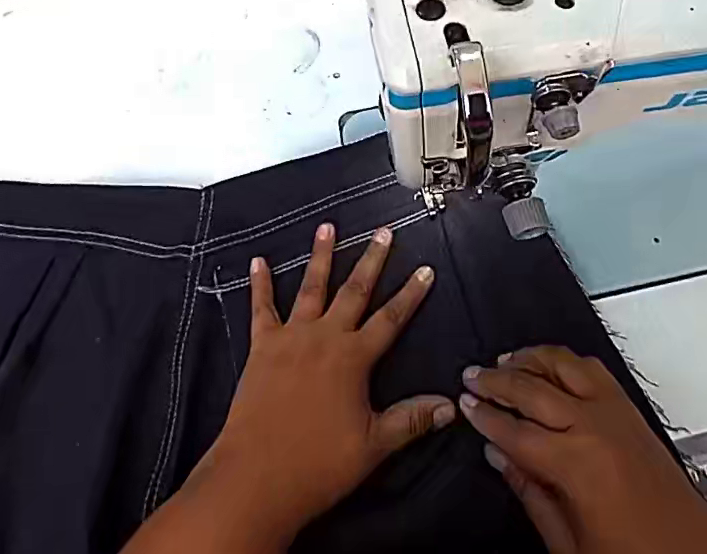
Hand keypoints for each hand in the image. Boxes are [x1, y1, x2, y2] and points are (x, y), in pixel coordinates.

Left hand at [125, 223, 452, 553]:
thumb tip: (450, 405)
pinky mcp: (262, 347)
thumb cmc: (317, 464)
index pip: (391, 318)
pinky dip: (260, 284)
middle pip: (355, 291)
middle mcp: (325, 337)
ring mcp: (292, 337)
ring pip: (312, 288)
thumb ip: (412, 420)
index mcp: (354, 357)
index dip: (411, 294)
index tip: (425, 269)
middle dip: (372, 260)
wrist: (255, 479)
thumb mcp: (373, 446)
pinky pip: (261, 309)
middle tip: (383, 232)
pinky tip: (258, 262)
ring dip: (321, 256)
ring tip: (327, 227)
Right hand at [460, 346, 706, 553]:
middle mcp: (595, 425)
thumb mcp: (571, 545)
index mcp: (577, 464)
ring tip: (505, 359)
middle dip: (497, 379)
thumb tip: (498, 455)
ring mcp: (615, 410)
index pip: (515, 429)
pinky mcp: (630, 407)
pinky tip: (550, 363)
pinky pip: (591, 367)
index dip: (485, 415)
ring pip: (562, 364)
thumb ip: (531, 494)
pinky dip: (564, 359)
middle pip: (533, 388)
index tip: (465, 403)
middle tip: (472, 375)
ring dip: (529, 358)